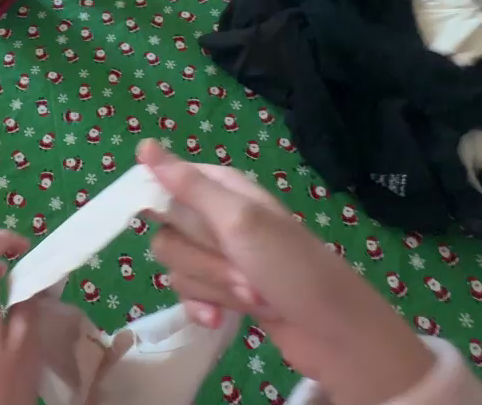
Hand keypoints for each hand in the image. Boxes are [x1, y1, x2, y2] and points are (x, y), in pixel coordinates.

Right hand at [138, 141, 433, 404]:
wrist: (338, 337)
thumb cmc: (292, 268)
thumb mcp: (239, 220)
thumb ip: (187, 184)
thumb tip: (143, 144)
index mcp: (221, 188)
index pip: (164, 181)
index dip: (160, 205)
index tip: (171, 224)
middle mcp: (217, 216)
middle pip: (166, 230)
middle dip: (200, 257)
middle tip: (240, 266)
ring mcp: (221, 256)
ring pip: (176, 265)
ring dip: (212, 286)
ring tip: (251, 295)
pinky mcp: (223, 292)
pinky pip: (187, 294)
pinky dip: (203, 308)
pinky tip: (221, 320)